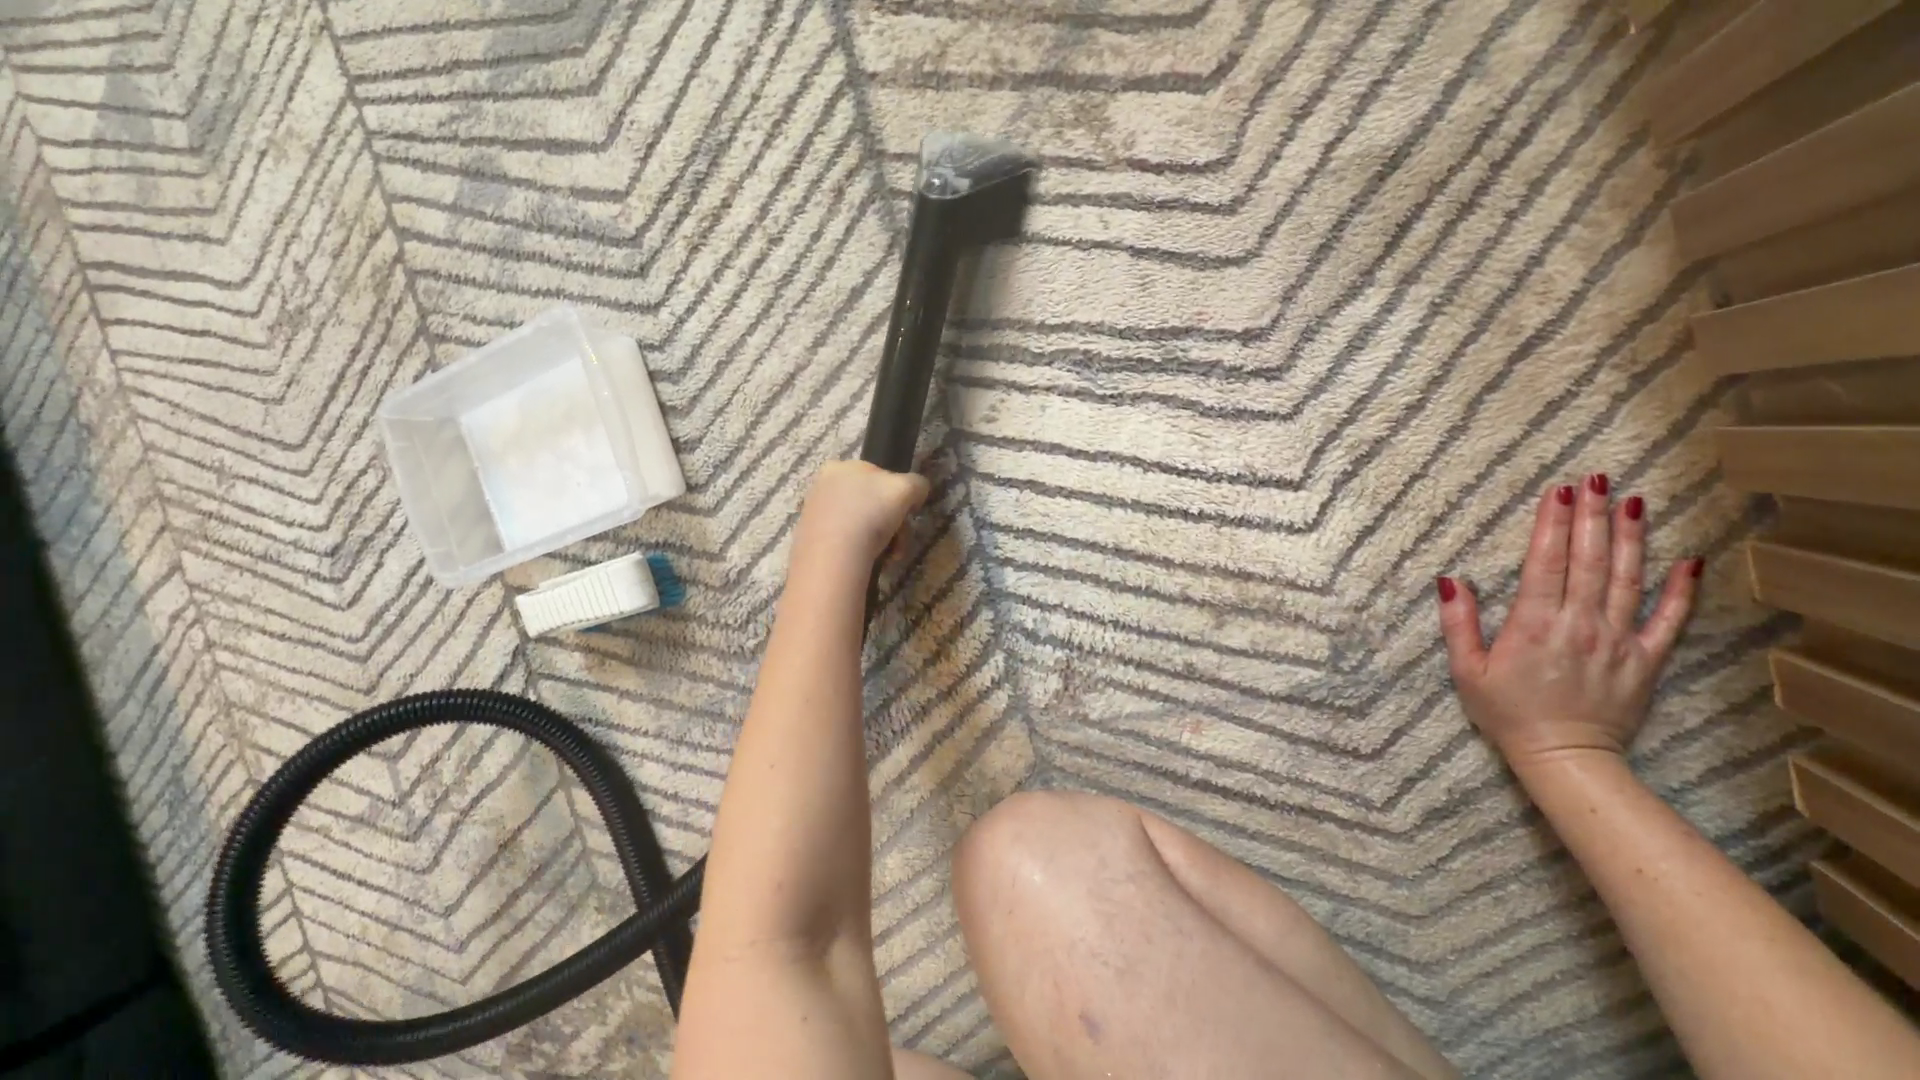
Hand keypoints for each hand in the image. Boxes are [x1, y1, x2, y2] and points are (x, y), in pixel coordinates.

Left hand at [791, 461, 928, 573]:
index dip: (896, 494)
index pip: (877, 475)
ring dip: (881, 540)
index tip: (906, 513)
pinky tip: (869, 562)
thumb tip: (916, 494)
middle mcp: (822, 486)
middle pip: (870, 503)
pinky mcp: (811, 541)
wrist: (836, 556)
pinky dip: (861, 551)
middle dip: (891, 523)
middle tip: (900, 539)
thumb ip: (917, 484)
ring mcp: (814, 515)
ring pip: (860, 525)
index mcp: (839, 466)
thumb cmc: (871, 514)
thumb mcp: (907, 488)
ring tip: (889, 556)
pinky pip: (845, 543)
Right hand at [1436, 474, 1702, 771]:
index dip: (1552, 524)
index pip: (1545, 562)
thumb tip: (1451, 581)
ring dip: (1630, 537)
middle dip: (1592, 516)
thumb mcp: (1467, 671)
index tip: (1559, 492)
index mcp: (1535, 624)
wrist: (1564, 757)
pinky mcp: (1645, 659)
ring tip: (1634, 500)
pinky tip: (1690, 560)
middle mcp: (1580, 623)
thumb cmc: (1507, 713)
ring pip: (1626, 578)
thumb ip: (1459, 624)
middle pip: (1588, 560)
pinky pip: (1668, 618)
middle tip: (1597, 478)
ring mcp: (1618, 639)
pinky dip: (1682, 588)